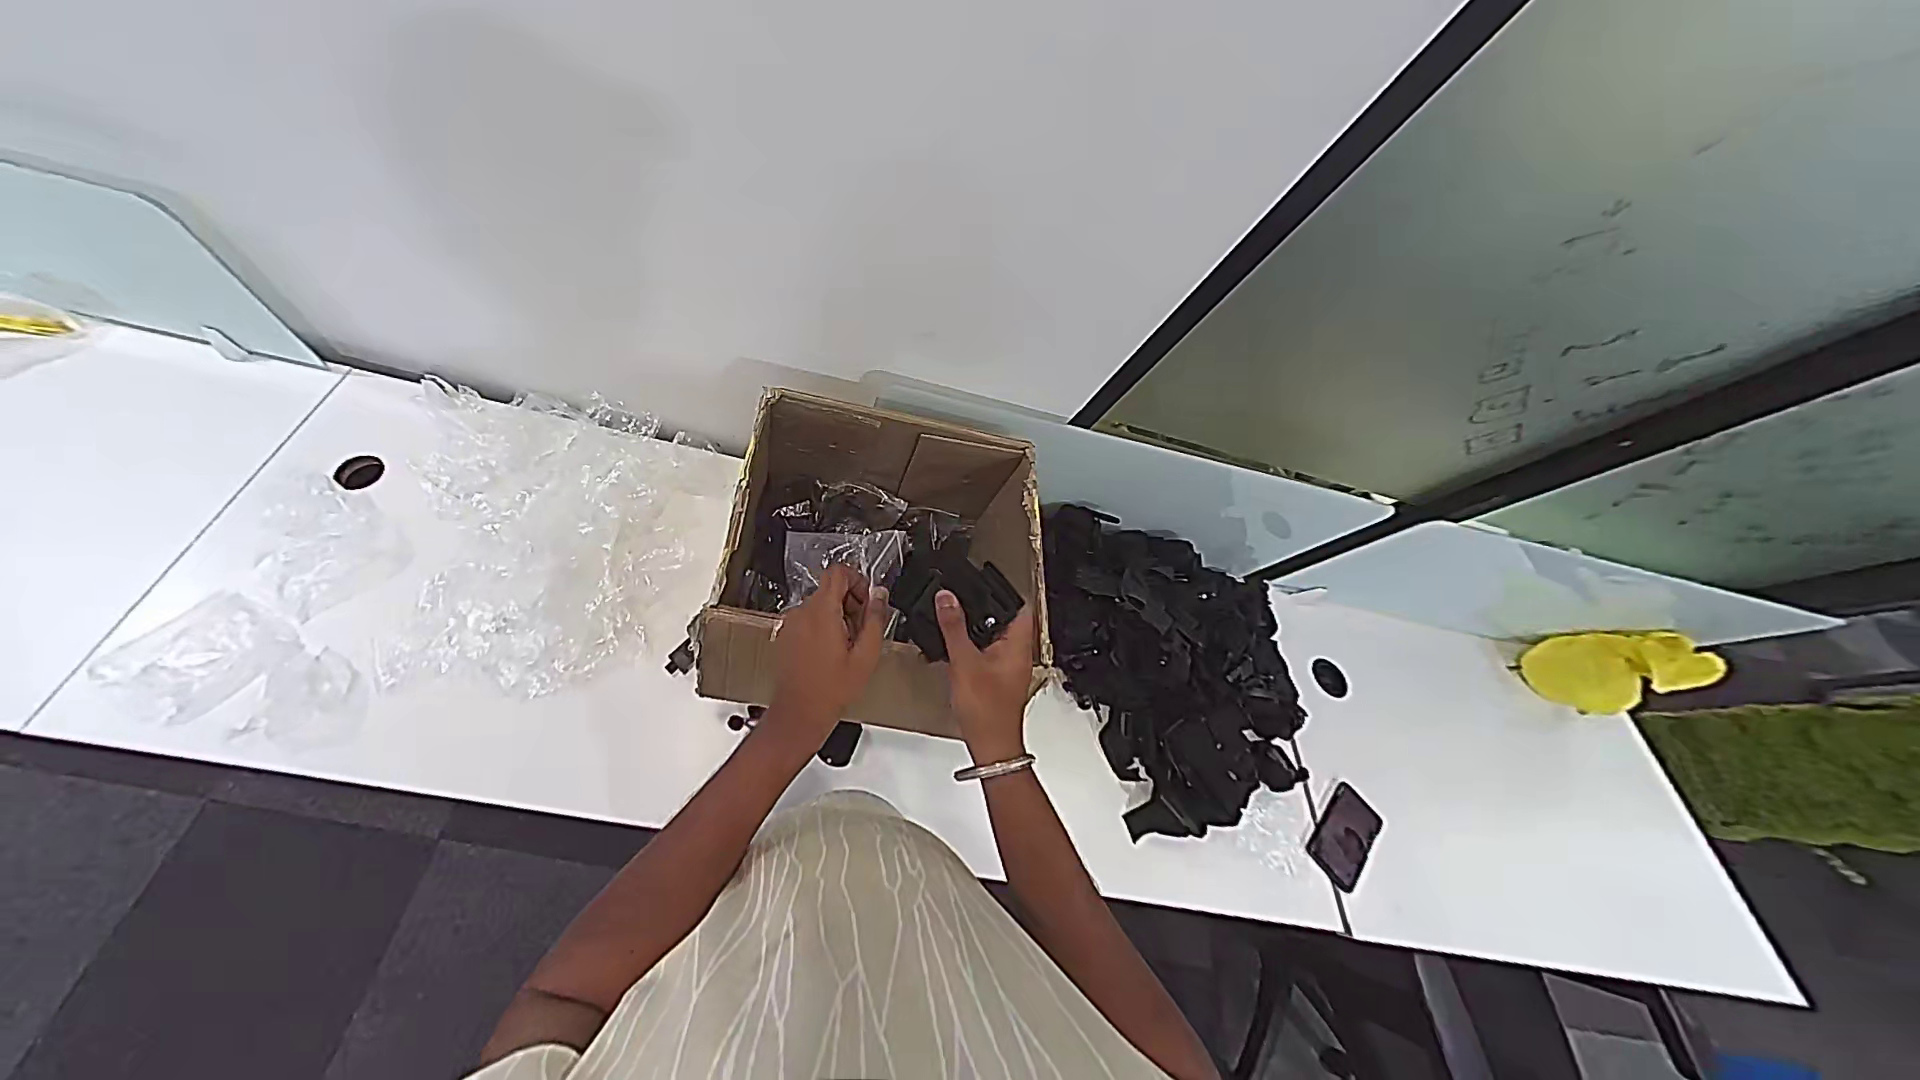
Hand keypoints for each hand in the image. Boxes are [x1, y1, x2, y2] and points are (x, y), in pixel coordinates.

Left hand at [772, 564, 887, 735]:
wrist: (800, 712)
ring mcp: (791, 623)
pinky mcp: (787, 635)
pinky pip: (809, 619)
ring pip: (820, 604)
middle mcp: (802, 612)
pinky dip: (823, 626)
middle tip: (861, 628)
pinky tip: (832, 652)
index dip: (857, 580)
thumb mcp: (866, 654)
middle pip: (830, 588)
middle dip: (851, 602)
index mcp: (822, 612)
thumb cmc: (831, 689)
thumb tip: (880, 595)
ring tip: (848, 645)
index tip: (867, 600)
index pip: (838, 572)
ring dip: (838, 616)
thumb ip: (875, 619)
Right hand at [934, 590, 1036, 762]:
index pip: (1020, 606)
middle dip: (984, 607)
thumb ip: (954, 627)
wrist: (990, 744)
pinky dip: (972, 645)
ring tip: (956, 619)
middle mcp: (1018, 654)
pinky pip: (986, 652)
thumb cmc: (987, 711)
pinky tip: (956, 649)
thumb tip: (947, 598)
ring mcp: (1008, 667)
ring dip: (977, 627)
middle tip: (964, 598)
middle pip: (1006, 619)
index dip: (1005, 591)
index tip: (985, 581)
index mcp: (1018, 645)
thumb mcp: (964, 661)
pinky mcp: (997, 679)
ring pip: (995, 636)